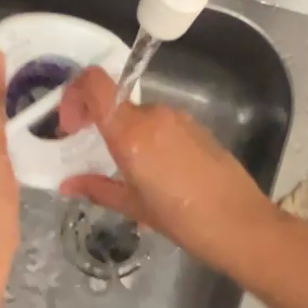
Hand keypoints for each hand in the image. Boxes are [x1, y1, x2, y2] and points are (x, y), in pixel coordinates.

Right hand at [57, 67, 279, 270]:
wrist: (239, 223)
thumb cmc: (182, 219)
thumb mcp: (133, 207)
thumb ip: (97, 188)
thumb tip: (68, 184)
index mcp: (131, 133)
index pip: (94, 84)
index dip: (74, 94)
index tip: (71, 125)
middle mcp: (154, 116)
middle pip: (115, 103)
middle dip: (100, 124)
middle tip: (94, 154)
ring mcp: (178, 119)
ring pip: (139, 116)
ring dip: (126, 134)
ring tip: (129, 172)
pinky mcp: (197, 127)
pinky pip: (162, 125)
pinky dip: (149, 140)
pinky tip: (158, 173)